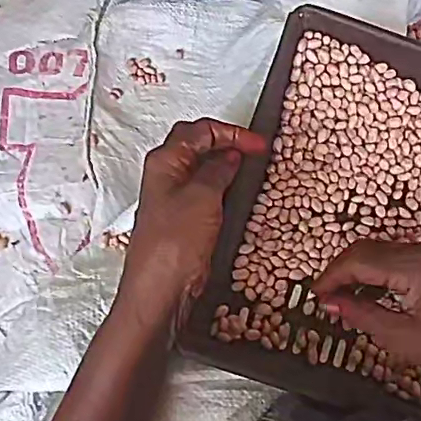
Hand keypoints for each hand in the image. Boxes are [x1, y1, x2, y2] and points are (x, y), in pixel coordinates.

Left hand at [119, 118, 267, 325]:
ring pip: (204, 171)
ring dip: (227, 166)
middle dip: (228, 142)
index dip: (231, 132)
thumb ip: (218, 170)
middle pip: (199, 145)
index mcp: (165, 161)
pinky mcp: (186, 221)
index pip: (200, 131)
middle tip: (256, 150)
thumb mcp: (203, 196)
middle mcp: (167, 177)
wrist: (161, 289)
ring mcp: (176, 199)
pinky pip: (207, 195)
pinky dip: (225, 189)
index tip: (258, 144)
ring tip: (252, 170)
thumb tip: (231, 155)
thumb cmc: (174, 243)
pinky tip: (240, 196)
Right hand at [313, 240, 420, 390]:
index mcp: (416, 267)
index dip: (332, 277)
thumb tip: (329, 303)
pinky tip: (363, 295)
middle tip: (323, 298)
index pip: (359, 261)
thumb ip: (362, 315)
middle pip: (366, 250)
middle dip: (340, 271)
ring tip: (338, 300)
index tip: (314, 297)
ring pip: (377, 252)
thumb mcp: (402, 338)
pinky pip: (393, 259)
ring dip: (355, 271)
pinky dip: (372, 273)